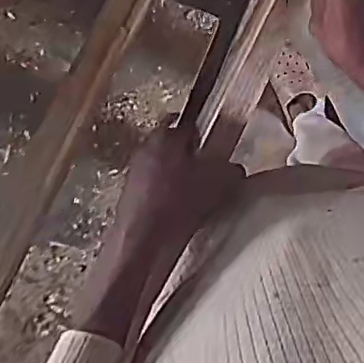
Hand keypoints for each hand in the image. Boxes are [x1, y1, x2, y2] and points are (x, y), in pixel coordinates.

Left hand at [70, 123, 242, 343]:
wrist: (140, 240)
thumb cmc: (179, 202)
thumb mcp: (220, 183)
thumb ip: (232, 169)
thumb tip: (235, 168)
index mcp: (166, 135)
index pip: (187, 122)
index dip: (204, 133)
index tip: (215, 145)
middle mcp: (146, 147)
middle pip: (173, 144)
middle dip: (191, 156)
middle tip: (209, 171)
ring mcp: (134, 171)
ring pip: (163, 165)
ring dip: (178, 175)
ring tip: (196, 195)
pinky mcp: (129, 194)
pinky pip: (154, 186)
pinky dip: (167, 194)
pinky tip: (179, 211)